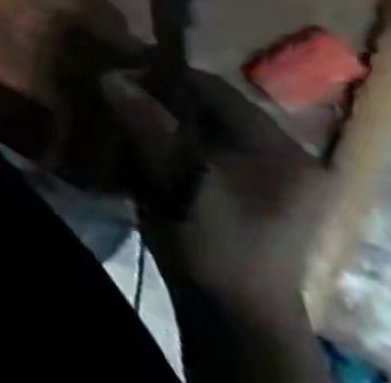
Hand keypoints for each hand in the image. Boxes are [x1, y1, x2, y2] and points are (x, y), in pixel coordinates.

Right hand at [102, 69, 327, 306]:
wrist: (235, 318)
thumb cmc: (217, 244)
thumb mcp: (180, 179)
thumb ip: (148, 124)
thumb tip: (110, 76)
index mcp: (280, 148)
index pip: (214, 90)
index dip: (162, 76)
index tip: (118, 73)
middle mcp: (280, 155)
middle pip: (207, 109)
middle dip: (159, 101)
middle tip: (116, 98)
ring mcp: (265, 178)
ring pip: (201, 130)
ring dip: (161, 124)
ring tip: (123, 124)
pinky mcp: (245, 196)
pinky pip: (202, 153)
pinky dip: (170, 147)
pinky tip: (144, 155)